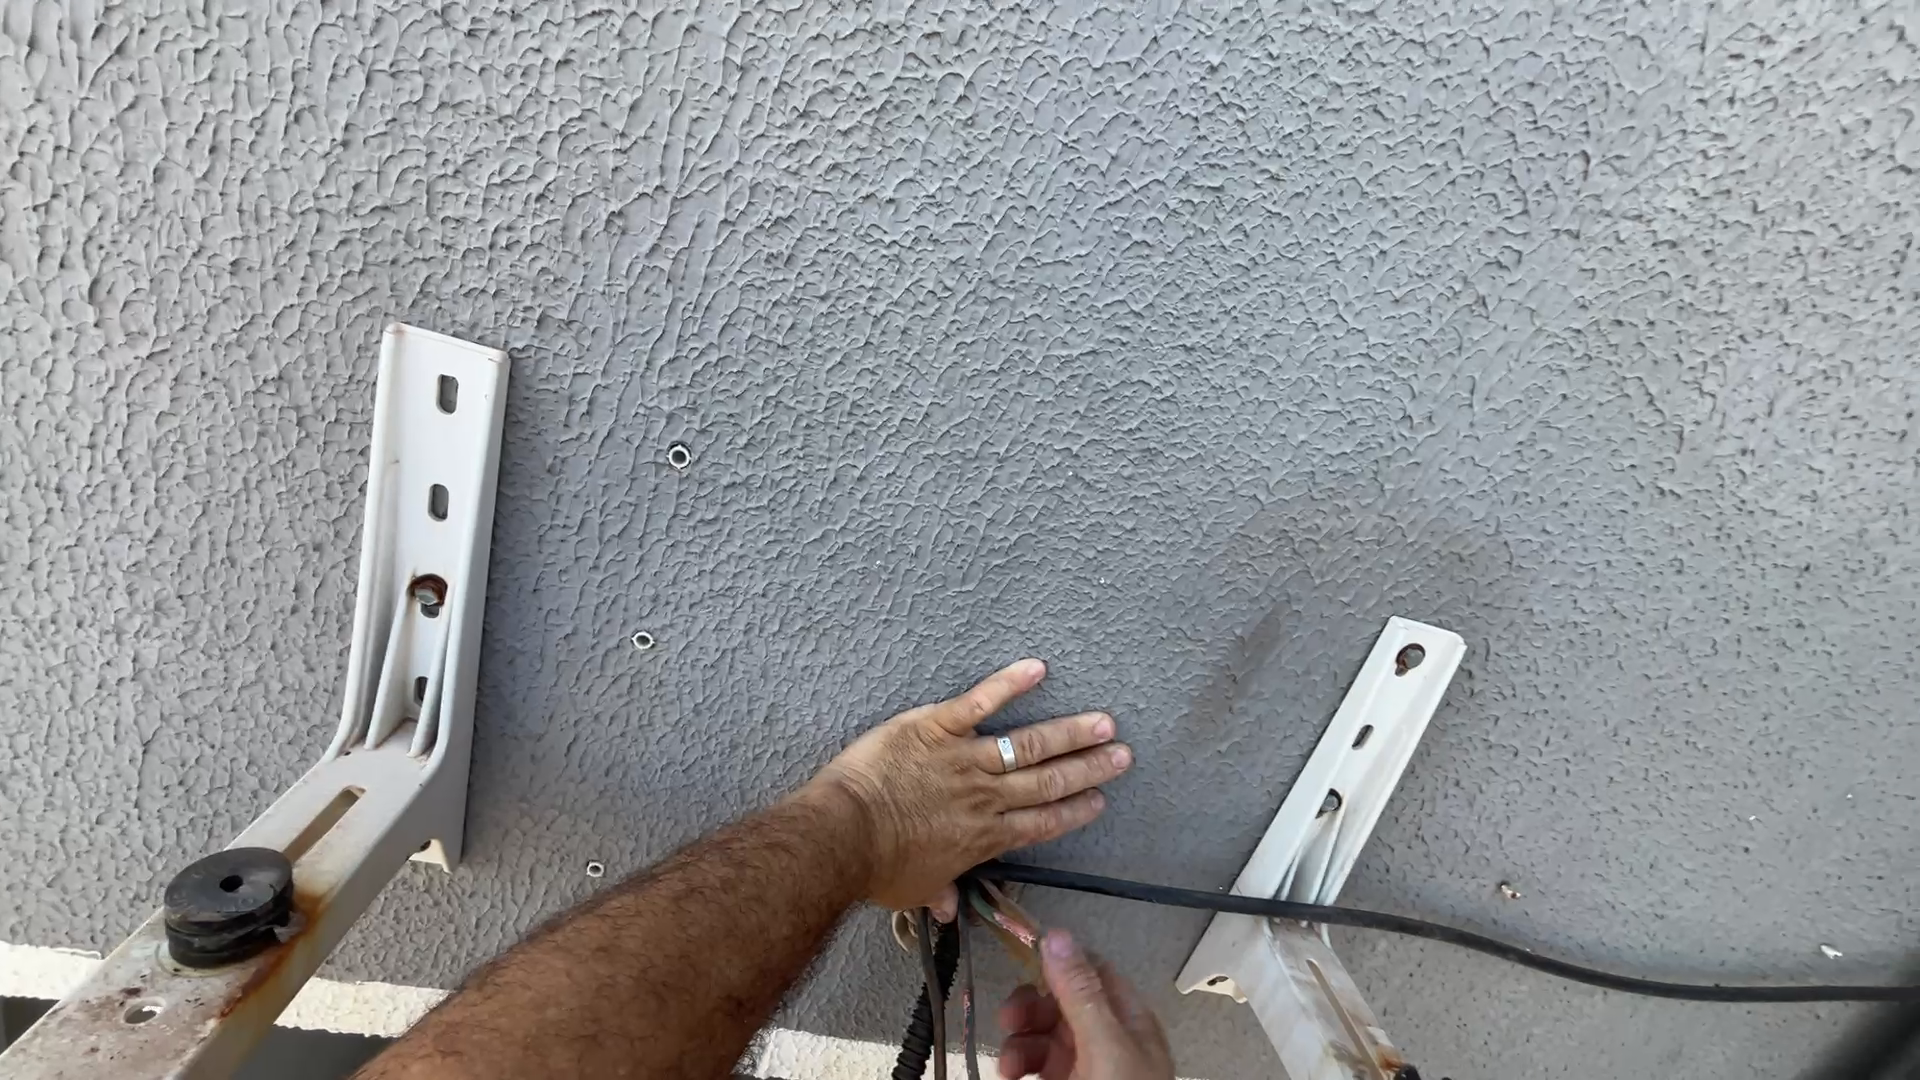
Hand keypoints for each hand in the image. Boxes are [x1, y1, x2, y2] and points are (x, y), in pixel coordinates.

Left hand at [807, 659, 1131, 914]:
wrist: (843, 837)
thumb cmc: (875, 867)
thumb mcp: (912, 888)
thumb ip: (938, 891)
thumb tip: (945, 909)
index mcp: (983, 835)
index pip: (1042, 822)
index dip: (1074, 809)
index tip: (1099, 798)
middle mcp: (985, 796)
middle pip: (1048, 781)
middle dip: (1088, 768)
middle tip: (1120, 754)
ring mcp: (964, 759)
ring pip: (1027, 744)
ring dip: (1068, 733)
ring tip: (1102, 722)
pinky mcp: (938, 727)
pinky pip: (979, 702)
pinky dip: (1009, 684)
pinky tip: (1036, 668)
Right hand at [998, 931, 1173, 1079]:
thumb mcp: (1105, 1049)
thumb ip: (1080, 993)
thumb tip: (1056, 933)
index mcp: (1128, 1021)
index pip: (1093, 970)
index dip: (1059, 961)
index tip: (1023, 960)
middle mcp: (1108, 1041)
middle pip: (1062, 1002)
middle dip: (1031, 1007)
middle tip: (1007, 1021)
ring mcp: (1087, 1071)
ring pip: (1044, 1036)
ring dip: (1019, 1042)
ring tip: (1005, 1066)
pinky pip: (1037, 1068)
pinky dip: (1019, 1066)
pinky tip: (1008, 1076)